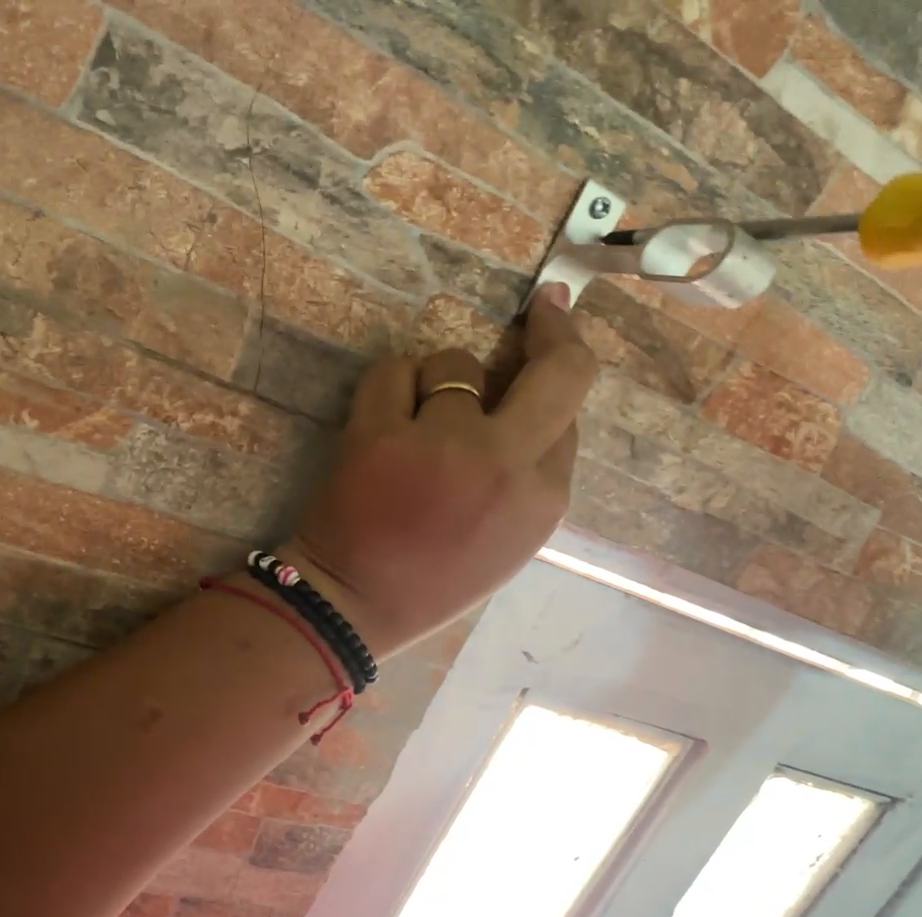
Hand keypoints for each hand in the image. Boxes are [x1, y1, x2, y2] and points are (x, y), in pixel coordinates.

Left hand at [280, 283, 596, 658]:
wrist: (351, 606)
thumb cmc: (430, 578)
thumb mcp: (509, 538)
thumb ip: (532, 472)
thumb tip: (530, 392)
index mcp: (543, 500)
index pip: (570, 405)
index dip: (559, 364)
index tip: (552, 331)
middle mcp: (505, 465)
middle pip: (556, 369)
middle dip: (550, 328)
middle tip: (542, 305)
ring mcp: (443, 446)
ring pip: (455, 364)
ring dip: (436, 382)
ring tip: (411, 428)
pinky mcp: (380, 434)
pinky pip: (393, 369)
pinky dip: (387, 387)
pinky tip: (379, 425)